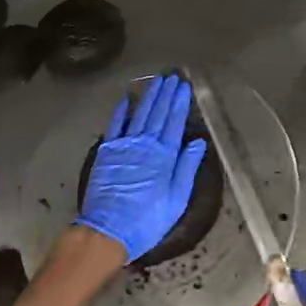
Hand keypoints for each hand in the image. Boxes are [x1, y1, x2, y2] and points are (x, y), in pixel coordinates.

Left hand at [74, 74, 207, 262]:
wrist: (108, 229)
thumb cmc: (147, 220)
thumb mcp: (176, 200)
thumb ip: (186, 168)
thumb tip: (198, 142)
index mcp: (164, 156)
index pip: (174, 122)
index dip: (180, 102)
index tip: (184, 86)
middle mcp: (145, 144)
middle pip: (157, 112)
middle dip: (166, 93)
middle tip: (172, 76)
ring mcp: (124, 144)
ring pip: (139, 113)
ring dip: (149, 95)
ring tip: (157, 81)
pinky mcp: (106, 150)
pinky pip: (115, 123)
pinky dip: (121, 109)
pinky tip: (126, 97)